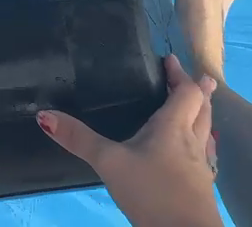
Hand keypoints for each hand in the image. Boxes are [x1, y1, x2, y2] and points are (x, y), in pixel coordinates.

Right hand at [37, 55, 220, 226]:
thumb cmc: (152, 193)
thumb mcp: (109, 163)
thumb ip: (79, 139)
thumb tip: (45, 115)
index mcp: (173, 128)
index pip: (186, 93)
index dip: (180, 75)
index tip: (171, 59)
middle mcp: (192, 143)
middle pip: (202, 110)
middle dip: (198, 92)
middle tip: (197, 78)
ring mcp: (201, 169)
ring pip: (206, 134)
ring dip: (202, 118)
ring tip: (198, 111)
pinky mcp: (202, 191)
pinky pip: (205, 158)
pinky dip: (201, 146)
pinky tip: (192, 156)